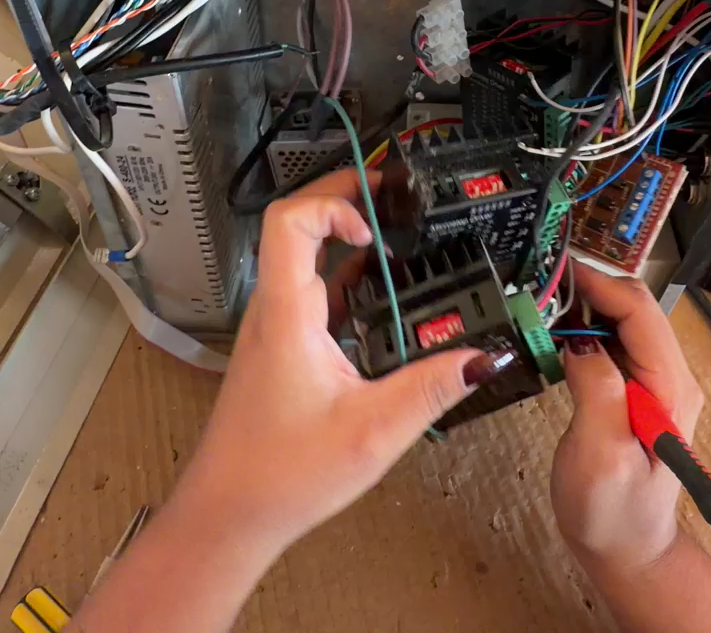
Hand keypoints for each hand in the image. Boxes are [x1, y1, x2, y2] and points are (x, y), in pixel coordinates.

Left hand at [170, 169, 514, 556]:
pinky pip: (314, 291)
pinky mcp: (284, 344)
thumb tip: (482, 355)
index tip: (373, 225)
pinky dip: (347, 277)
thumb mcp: (372, 432)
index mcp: (287, 313)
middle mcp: (276, 308)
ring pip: (306, 257)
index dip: (333, 203)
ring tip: (397, 235)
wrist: (227, 515)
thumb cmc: (282, 474)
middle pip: (299, 225)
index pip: (290, 221)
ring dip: (347, 237)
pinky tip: (382, 293)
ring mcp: (277, 325)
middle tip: (395, 196)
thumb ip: (431, 389)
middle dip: (346, 199)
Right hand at [551, 266, 705, 577]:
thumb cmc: (612, 513)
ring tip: (545, 302)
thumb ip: (597, 391)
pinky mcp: (636, 386)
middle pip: (635, 306)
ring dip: (587, 303)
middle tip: (545, 286)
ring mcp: (654, 379)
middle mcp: (670, 375)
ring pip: (624, 317)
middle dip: (592, 288)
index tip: (558, 273)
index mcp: (669, 387)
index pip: (640, 312)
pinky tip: (558, 329)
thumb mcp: (601, 457)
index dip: (600, 285)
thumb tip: (580, 341)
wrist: (627, 549)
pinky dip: (585, 324)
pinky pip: (614, 338)